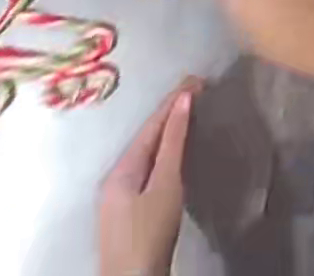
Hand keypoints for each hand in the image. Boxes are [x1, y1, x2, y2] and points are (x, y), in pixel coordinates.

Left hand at [98, 78, 198, 275]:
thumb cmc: (149, 236)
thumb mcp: (165, 186)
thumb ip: (173, 143)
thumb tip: (183, 100)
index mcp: (121, 167)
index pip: (152, 123)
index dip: (174, 99)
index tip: (197, 78)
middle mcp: (116, 176)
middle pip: (147, 135)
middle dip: (171, 111)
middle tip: (198, 89)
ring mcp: (119, 196)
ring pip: (147, 151)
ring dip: (168, 129)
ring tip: (191, 109)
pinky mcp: (128, 211)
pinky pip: (148, 166)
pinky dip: (165, 150)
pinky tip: (176, 149)